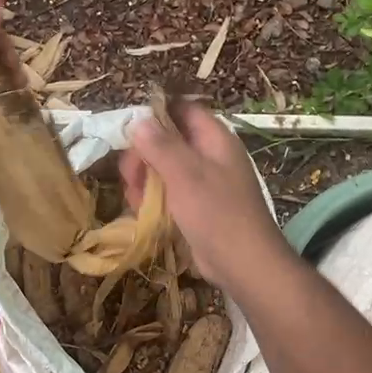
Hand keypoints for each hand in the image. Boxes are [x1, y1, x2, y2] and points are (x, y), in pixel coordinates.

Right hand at [120, 100, 287, 286]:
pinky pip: (168, 192)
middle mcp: (210, 156)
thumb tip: (138, 120)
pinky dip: (153, 197)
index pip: (183, 110)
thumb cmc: (216, 213)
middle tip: (130, 175)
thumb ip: (161, 145)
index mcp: (214, 139)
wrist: (242, 262)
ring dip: (144, 179)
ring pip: (164, 168)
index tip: (129, 130)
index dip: (156, 114)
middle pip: (168, 140)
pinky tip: (141, 210)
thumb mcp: (185, 174)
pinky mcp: (195, 206)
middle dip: (143, 154)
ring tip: (135, 198)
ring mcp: (203, 182)